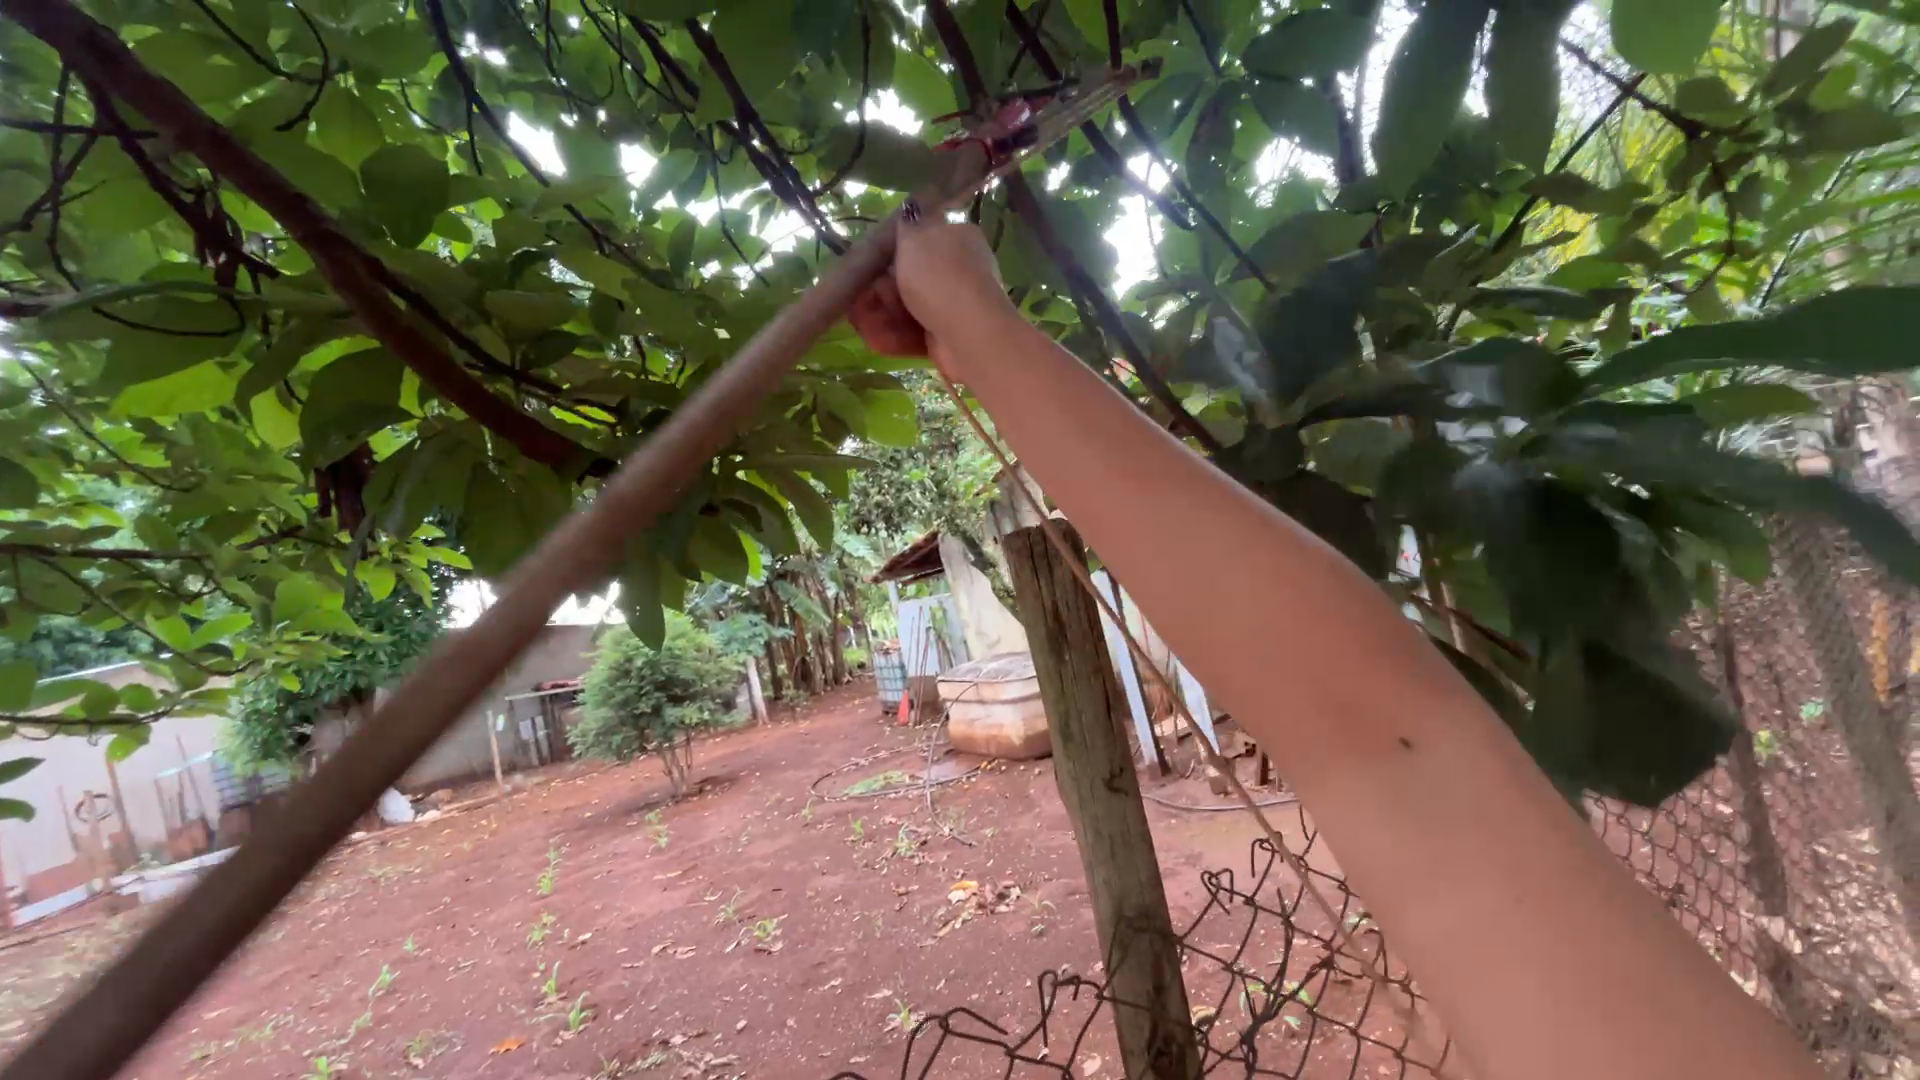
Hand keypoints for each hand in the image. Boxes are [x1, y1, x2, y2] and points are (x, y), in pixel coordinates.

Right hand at [849, 220, 1011, 363]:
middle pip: (912, 278)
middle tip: (860, 296)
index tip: (870, 265)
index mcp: (958, 239)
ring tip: (859, 321)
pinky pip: (916, 334)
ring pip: (911, 308)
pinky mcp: (948, 338)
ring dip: (882, 315)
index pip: (922, 240)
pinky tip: (873, 338)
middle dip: (881, 290)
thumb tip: (909, 213)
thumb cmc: (939, 277)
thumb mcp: (915, 238)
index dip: (892, 253)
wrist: (969, 332)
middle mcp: (959, 271)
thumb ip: (907, 225)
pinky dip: (894, 336)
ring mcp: (955, 307)